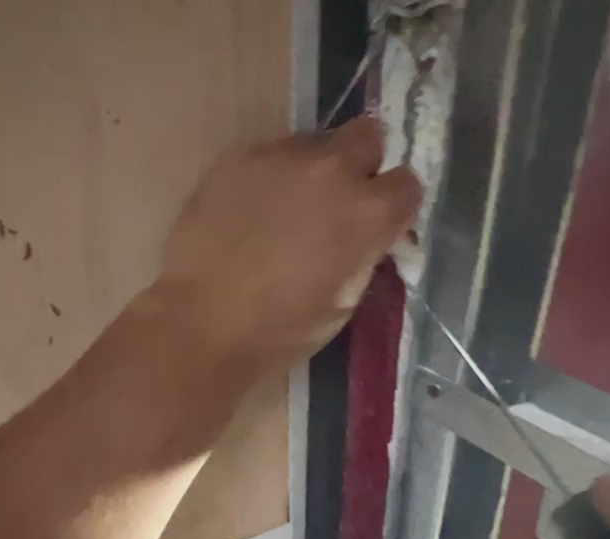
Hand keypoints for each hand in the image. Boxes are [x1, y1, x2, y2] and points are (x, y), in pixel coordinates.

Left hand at [147, 116, 420, 381]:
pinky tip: (251, 218)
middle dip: (362, 166)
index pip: (407, 185)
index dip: (395, 208)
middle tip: (339, 207)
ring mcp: (281, 157)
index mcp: (367, 213)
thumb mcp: (341, 306)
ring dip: (313, 172)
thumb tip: (365, 242)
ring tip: (287, 215)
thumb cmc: (278, 332)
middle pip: (367, 136)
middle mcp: (332, 170)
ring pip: (314, 144)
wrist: (202, 323)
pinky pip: (269, 157)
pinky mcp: (237, 159)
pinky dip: (271, 180)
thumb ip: (362, 259)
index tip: (381, 228)